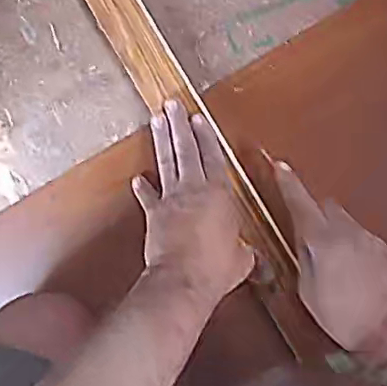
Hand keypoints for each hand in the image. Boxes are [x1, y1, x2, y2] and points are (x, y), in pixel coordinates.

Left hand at [132, 100, 255, 304]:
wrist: (182, 280)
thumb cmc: (217, 268)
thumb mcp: (242, 259)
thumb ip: (243, 250)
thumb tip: (248, 255)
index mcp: (220, 194)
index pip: (213, 157)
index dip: (206, 136)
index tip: (199, 117)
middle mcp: (194, 190)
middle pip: (186, 151)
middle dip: (179, 126)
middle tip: (172, 104)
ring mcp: (171, 200)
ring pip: (166, 163)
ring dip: (161, 141)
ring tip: (156, 121)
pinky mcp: (154, 215)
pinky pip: (148, 197)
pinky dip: (143, 188)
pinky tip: (138, 177)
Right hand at [272, 160, 386, 369]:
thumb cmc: (344, 318)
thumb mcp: (307, 290)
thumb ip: (303, 256)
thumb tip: (302, 240)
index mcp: (322, 240)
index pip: (299, 201)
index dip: (287, 182)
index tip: (279, 167)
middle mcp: (346, 232)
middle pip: (324, 206)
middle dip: (313, 214)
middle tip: (305, 235)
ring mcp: (368, 239)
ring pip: (343, 221)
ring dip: (333, 232)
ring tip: (330, 262)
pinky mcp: (384, 250)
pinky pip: (360, 237)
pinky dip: (350, 245)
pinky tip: (350, 270)